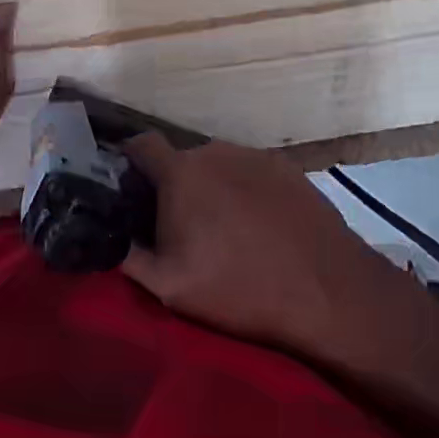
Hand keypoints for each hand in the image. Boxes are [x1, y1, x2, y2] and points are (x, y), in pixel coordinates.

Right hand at [121, 134, 404, 352]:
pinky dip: (245, 191)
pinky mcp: (288, 168)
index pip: (140, 144)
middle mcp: (215, 152)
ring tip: (225, 228)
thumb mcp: (169, 287)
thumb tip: (108, 237)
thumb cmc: (241, 289)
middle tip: (181, 225)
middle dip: (174, 186)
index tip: (128, 186)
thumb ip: (128, 256)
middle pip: (181, 160)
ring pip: (218, 166)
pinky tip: (260, 225)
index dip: (128, 160)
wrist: (330, 292)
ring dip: (211, 188)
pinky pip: (250, 173)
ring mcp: (255, 156)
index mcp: (181, 173)